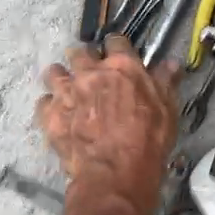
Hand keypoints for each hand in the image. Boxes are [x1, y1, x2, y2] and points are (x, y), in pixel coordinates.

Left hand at [37, 35, 181, 214]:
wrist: (115, 173)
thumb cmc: (148, 138)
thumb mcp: (167, 107)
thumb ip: (165, 81)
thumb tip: (170, 63)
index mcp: (122, 66)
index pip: (116, 41)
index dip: (117, 46)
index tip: (118, 52)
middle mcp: (90, 73)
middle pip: (80, 52)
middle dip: (85, 57)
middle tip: (91, 69)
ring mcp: (66, 94)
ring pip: (54, 72)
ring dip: (61, 76)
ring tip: (68, 86)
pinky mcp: (49, 116)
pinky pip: (43, 102)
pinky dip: (50, 104)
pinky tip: (58, 112)